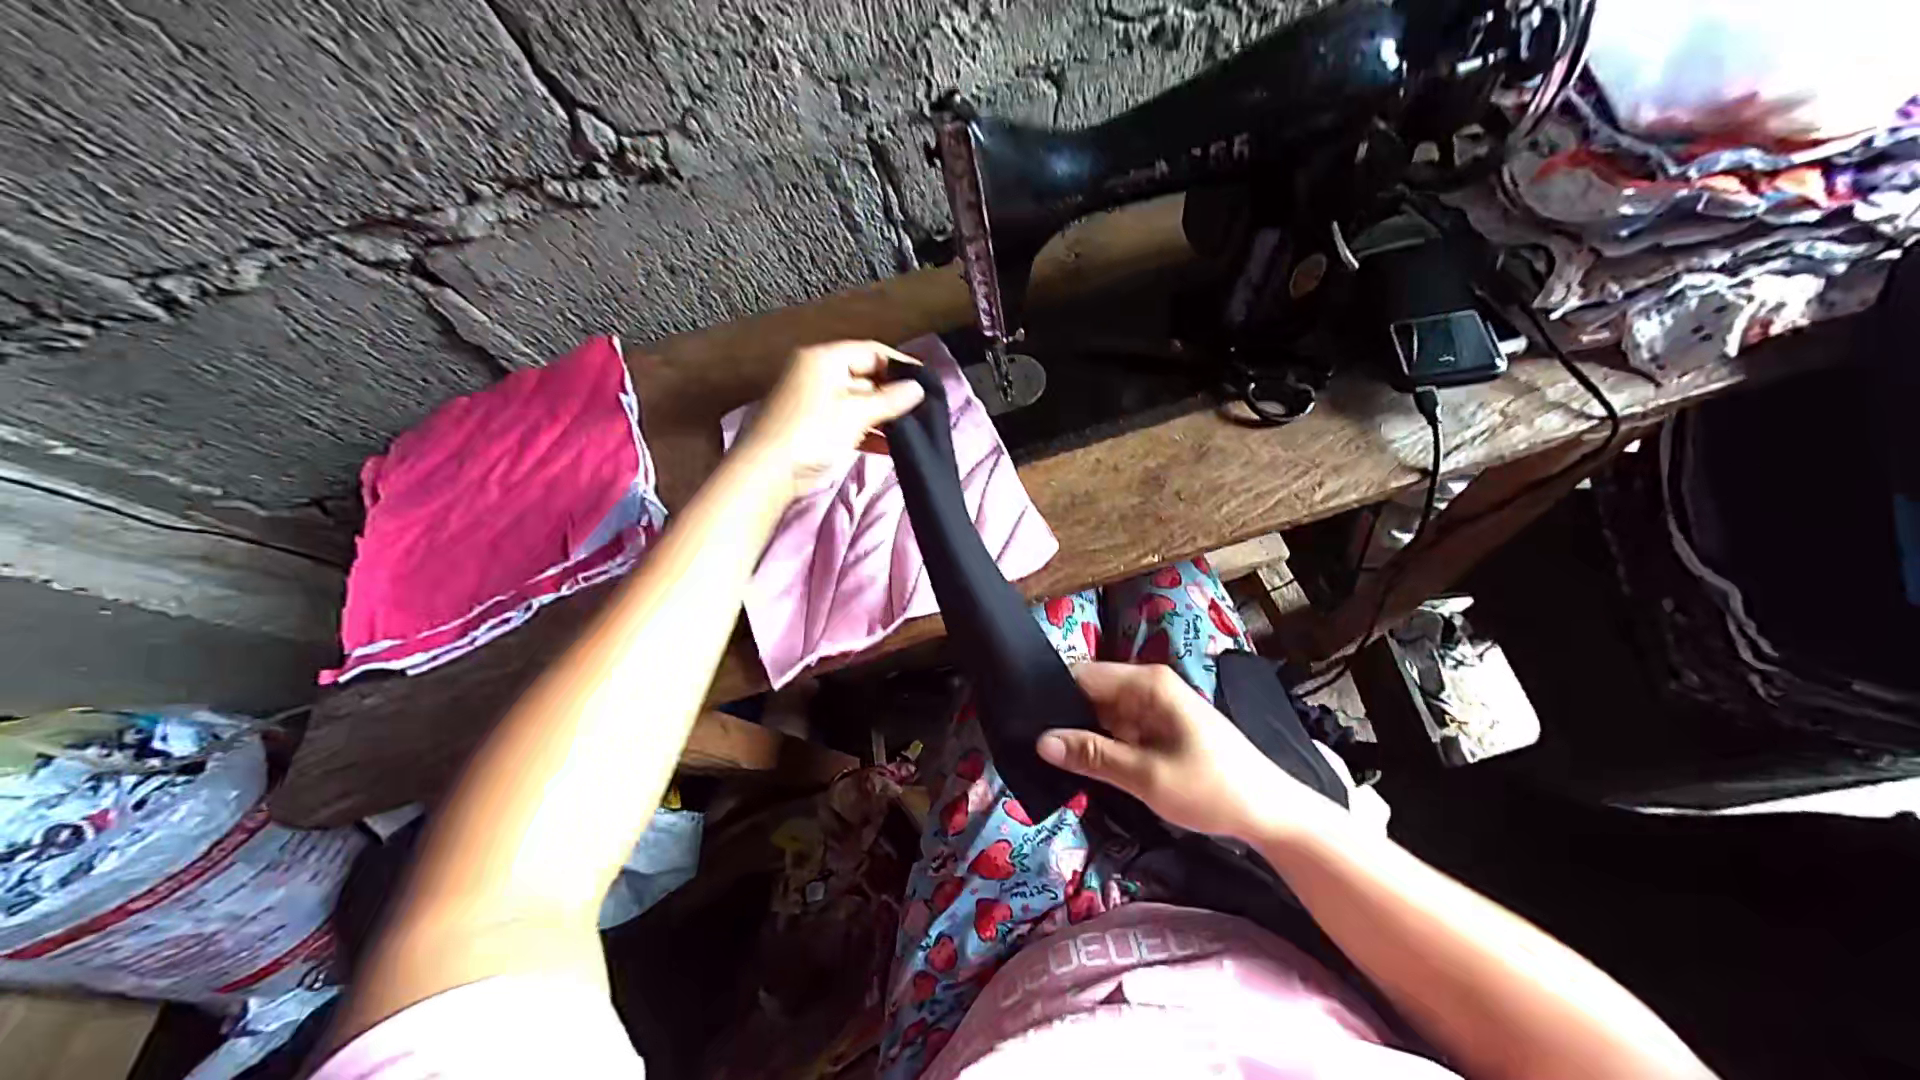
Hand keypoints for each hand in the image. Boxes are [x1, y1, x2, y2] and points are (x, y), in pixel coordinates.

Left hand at [740, 340, 926, 498]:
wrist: (765, 474)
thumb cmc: (810, 435)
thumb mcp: (854, 414)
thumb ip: (889, 400)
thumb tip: (918, 388)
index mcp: (823, 359)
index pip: (871, 351)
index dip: (901, 365)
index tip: (927, 383)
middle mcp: (816, 372)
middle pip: (864, 375)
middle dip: (892, 394)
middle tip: (921, 410)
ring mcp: (812, 400)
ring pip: (857, 401)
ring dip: (882, 416)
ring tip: (910, 431)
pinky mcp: (811, 425)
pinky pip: (847, 420)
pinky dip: (867, 430)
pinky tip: (888, 446)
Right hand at [1038, 662, 1345, 843]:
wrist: (1271, 813)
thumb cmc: (1212, 788)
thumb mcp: (1146, 776)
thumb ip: (1092, 755)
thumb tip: (1041, 741)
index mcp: (1147, 683)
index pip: (1082, 675)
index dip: (1052, 697)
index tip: (1024, 724)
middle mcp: (1148, 687)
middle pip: (1090, 694)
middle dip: (1066, 722)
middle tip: (1034, 753)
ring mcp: (1155, 708)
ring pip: (1102, 716)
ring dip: (1085, 739)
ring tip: (1053, 765)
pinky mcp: (1160, 729)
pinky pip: (1119, 730)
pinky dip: (1104, 748)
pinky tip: (1086, 770)